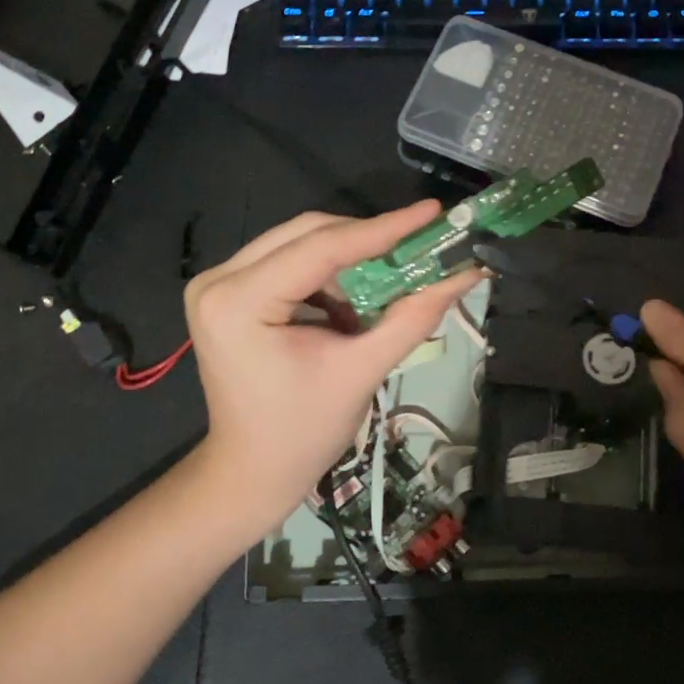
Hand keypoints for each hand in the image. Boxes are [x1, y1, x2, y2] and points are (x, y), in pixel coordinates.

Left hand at [185, 203, 483, 539]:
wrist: (252, 471)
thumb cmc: (302, 433)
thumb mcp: (360, 373)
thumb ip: (412, 317)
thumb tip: (465, 273)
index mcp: (237, 302)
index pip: (319, 248)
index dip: (381, 229)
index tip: (432, 212)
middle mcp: (218, 280)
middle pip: (305, 235)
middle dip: (366, 244)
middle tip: (419, 248)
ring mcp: (217, 284)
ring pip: (299, 246)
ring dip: (347, 264)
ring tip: (384, 294)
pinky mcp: (228, 294)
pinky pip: (289, 265)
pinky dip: (327, 279)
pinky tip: (351, 308)